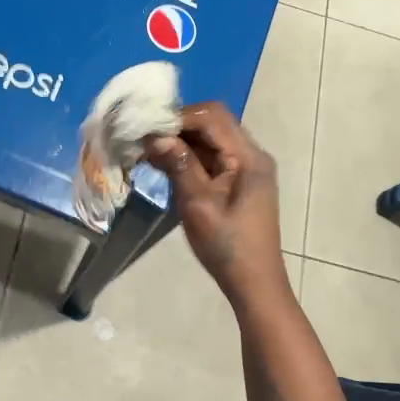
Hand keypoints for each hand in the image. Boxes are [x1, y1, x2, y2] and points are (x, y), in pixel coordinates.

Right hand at [145, 103, 286, 301]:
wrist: (254, 284)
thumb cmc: (227, 246)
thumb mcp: (198, 204)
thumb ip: (179, 165)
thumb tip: (155, 135)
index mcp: (248, 157)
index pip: (213, 116)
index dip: (179, 116)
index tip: (147, 127)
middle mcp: (251, 155)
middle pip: (213, 123)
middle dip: (177, 126)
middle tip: (145, 138)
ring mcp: (246, 168)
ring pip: (210, 140)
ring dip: (180, 141)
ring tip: (148, 150)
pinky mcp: (237, 181)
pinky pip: (211, 157)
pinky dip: (188, 156)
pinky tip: (163, 164)